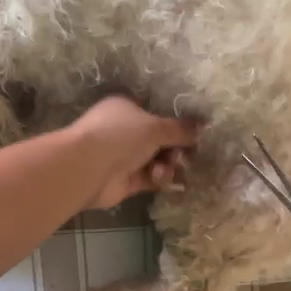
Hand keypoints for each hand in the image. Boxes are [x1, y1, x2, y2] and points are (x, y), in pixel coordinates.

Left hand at [66, 95, 197, 209]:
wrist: (87, 169)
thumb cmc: (119, 135)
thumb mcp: (155, 127)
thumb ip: (180, 129)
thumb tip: (203, 127)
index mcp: (126, 108)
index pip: (156, 114)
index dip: (176, 124)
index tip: (195, 133)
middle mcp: (124, 131)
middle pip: (159, 140)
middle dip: (175, 148)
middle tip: (184, 154)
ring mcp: (124, 158)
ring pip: (157, 161)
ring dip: (167, 165)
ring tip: (166, 168)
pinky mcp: (126, 182)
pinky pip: (151, 179)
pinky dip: (160, 179)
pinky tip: (165, 180)